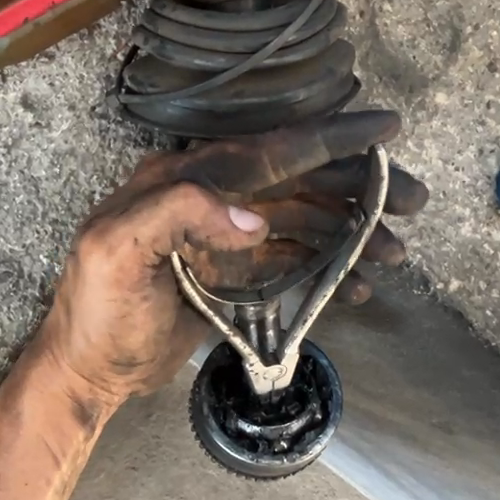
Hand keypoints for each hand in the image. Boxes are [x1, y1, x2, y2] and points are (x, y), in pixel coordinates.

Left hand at [32, 112, 428, 406]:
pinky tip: (356, 287)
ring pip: (300, 225)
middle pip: (297, 185)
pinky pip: (287, 265)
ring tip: (394, 253)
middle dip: (358, 189)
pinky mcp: (230, 278)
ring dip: (350, 236)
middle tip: (413, 201)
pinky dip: (324, 273)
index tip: (383, 131)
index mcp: (182, 182)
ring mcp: (223, 241)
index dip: (327, 139)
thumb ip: (178, 214)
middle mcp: (209, 202)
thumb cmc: (94, 311)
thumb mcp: (115, 251)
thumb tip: (254, 221)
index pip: (265, 152)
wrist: (87, 368)